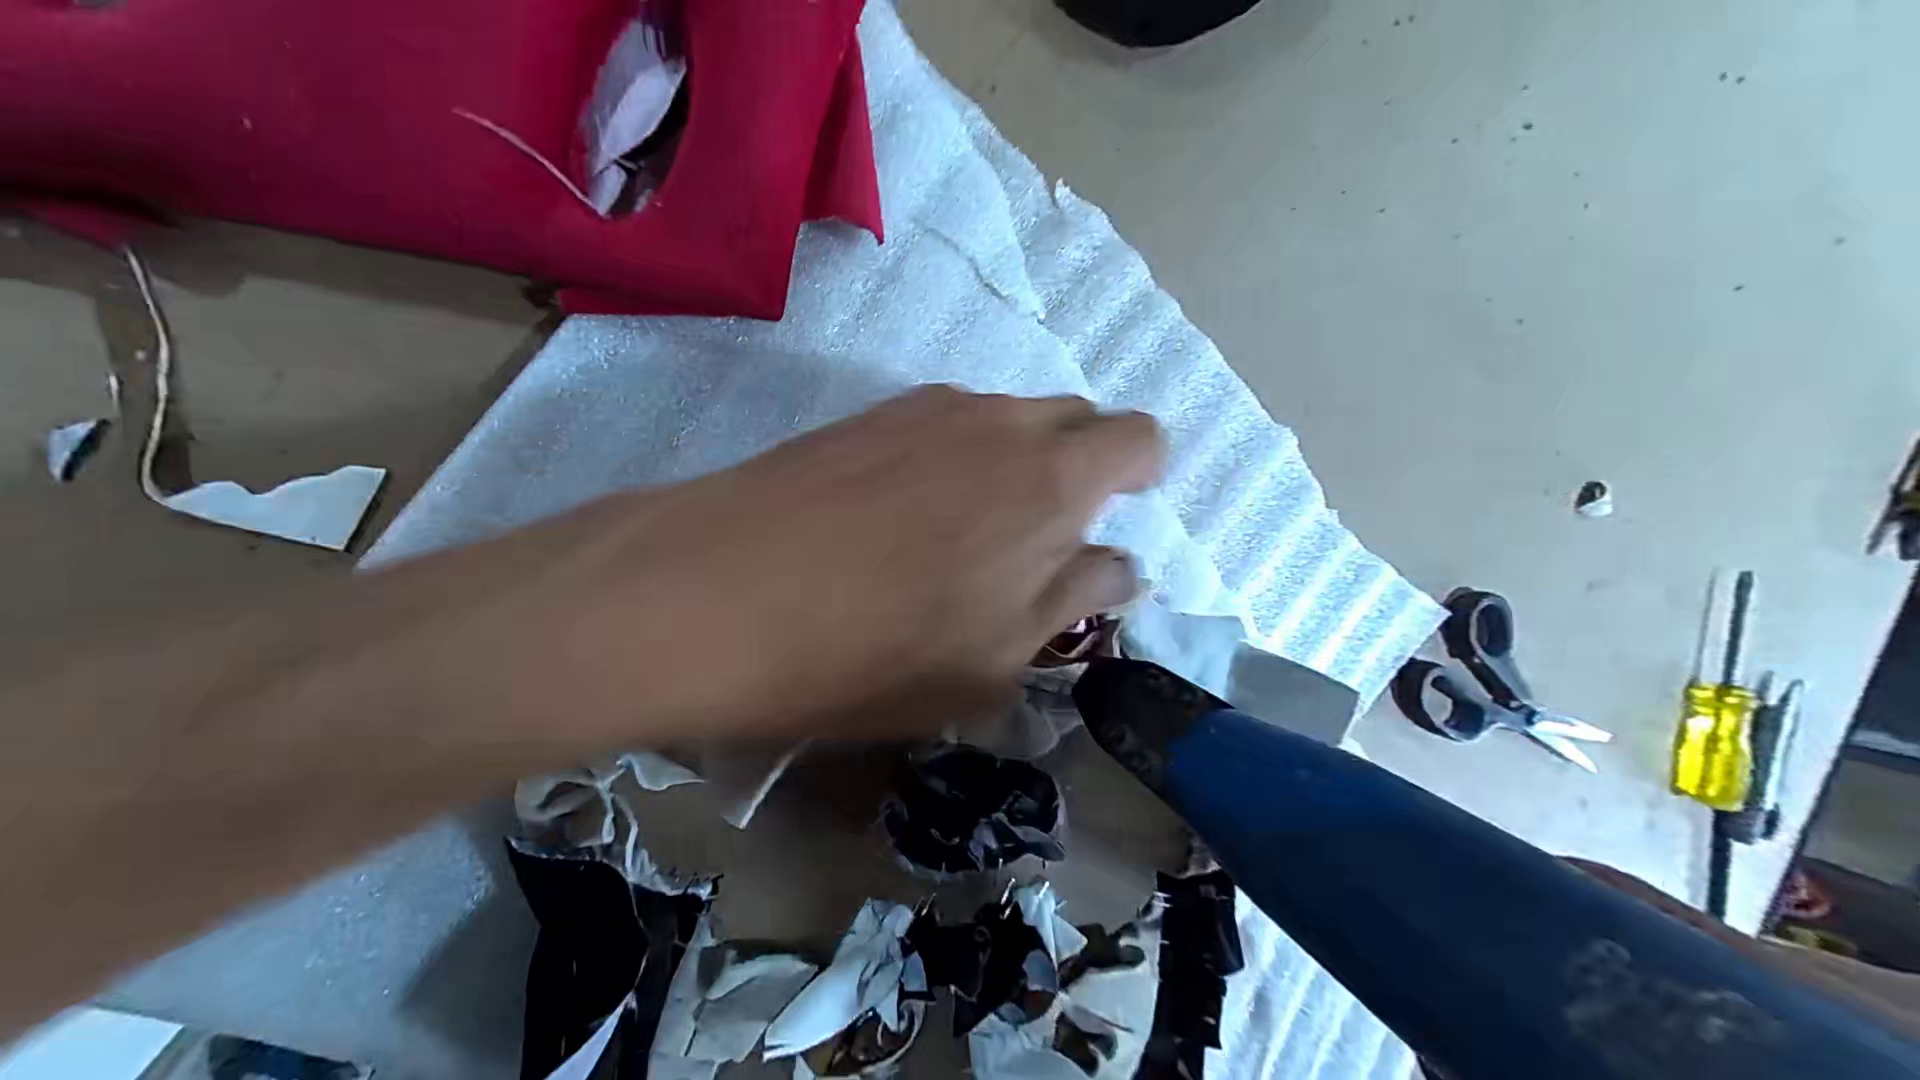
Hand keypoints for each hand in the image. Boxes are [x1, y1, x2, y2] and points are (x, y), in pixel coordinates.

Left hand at [405, 386, 1164, 751]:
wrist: (711, 594)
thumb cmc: (872, 650)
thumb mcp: (996, 659)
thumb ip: (1073, 598)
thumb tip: (1120, 563)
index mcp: (1052, 478)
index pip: (1139, 437)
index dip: (1143, 474)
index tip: (1118, 517)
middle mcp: (997, 421)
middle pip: (1074, 419)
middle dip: (1081, 469)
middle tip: (1044, 539)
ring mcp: (923, 409)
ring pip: (1003, 422)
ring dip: (1012, 466)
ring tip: (967, 534)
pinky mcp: (863, 417)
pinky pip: (942, 426)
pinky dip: (954, 459)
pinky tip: (905, 516)